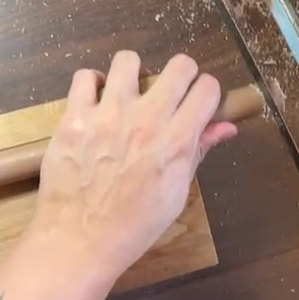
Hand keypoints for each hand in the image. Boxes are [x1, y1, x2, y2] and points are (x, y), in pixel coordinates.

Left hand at [29, 51, 236, 283]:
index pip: (207, 88)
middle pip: (179, 66)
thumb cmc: (133, 226)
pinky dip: (92, 85)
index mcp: (175, 141)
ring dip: (133, 73)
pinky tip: (95, 101)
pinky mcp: (74, 118)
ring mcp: (107, 115)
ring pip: (128, 59)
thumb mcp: (176, 194)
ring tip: (127, 93)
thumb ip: (197, 152)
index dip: (205, 93)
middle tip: (168, 94)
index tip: (197, 103)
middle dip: (180, 75)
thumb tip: (224, 127)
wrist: (79, 240)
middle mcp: (145, 120)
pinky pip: (84, 77)